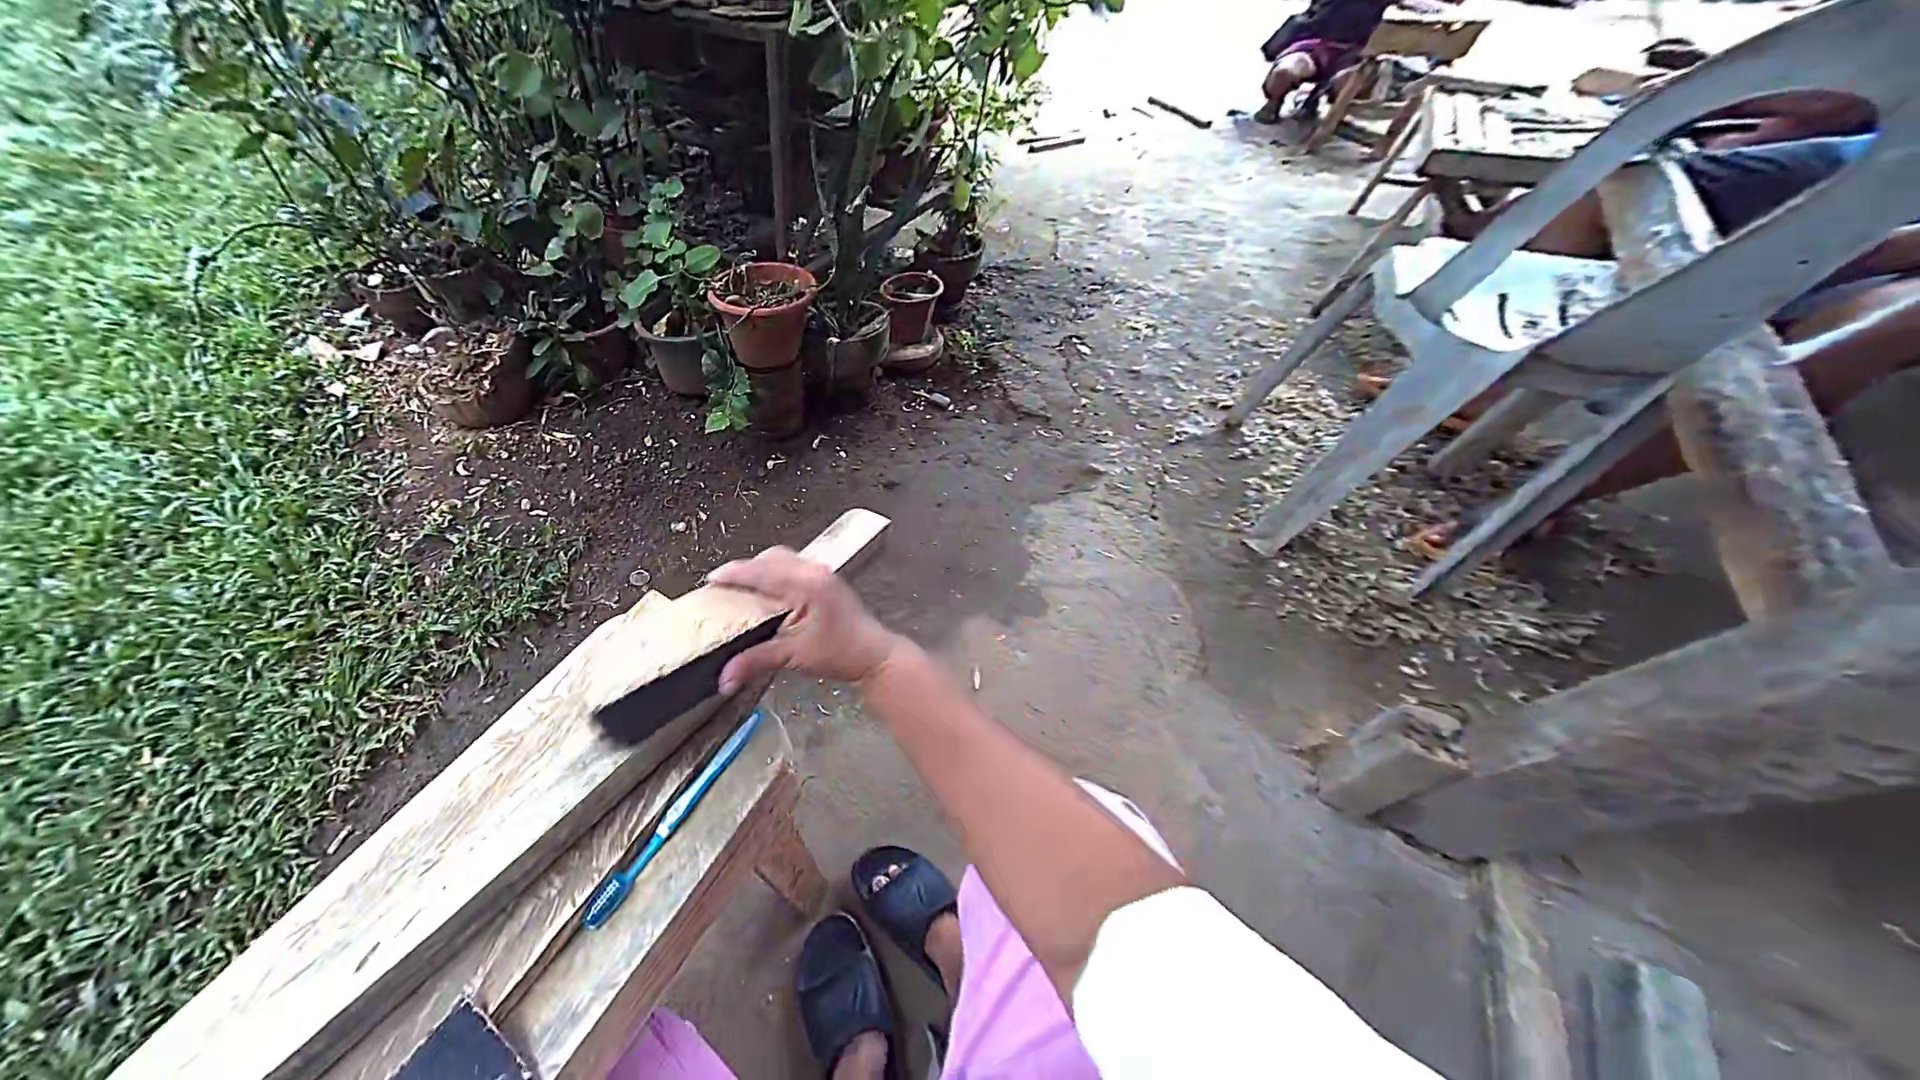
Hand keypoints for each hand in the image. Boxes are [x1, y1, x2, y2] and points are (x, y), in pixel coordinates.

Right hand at [708, 547, 905, 694]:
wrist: (874, 655)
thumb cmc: (843, 652)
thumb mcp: (795, 657)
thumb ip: (756, 661)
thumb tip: (725, 676)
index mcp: (806, 583)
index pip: (761, 571)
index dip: (733, 574)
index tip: (712, 580)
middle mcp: (814, 571)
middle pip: (770, 558)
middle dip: (746, 570)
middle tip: (725, 587)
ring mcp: (822, 573)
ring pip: (783, 560)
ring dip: (761, 571)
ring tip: (743, 590)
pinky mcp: (826, 581)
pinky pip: (794, 568)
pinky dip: (776, 576)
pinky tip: (768, 595)